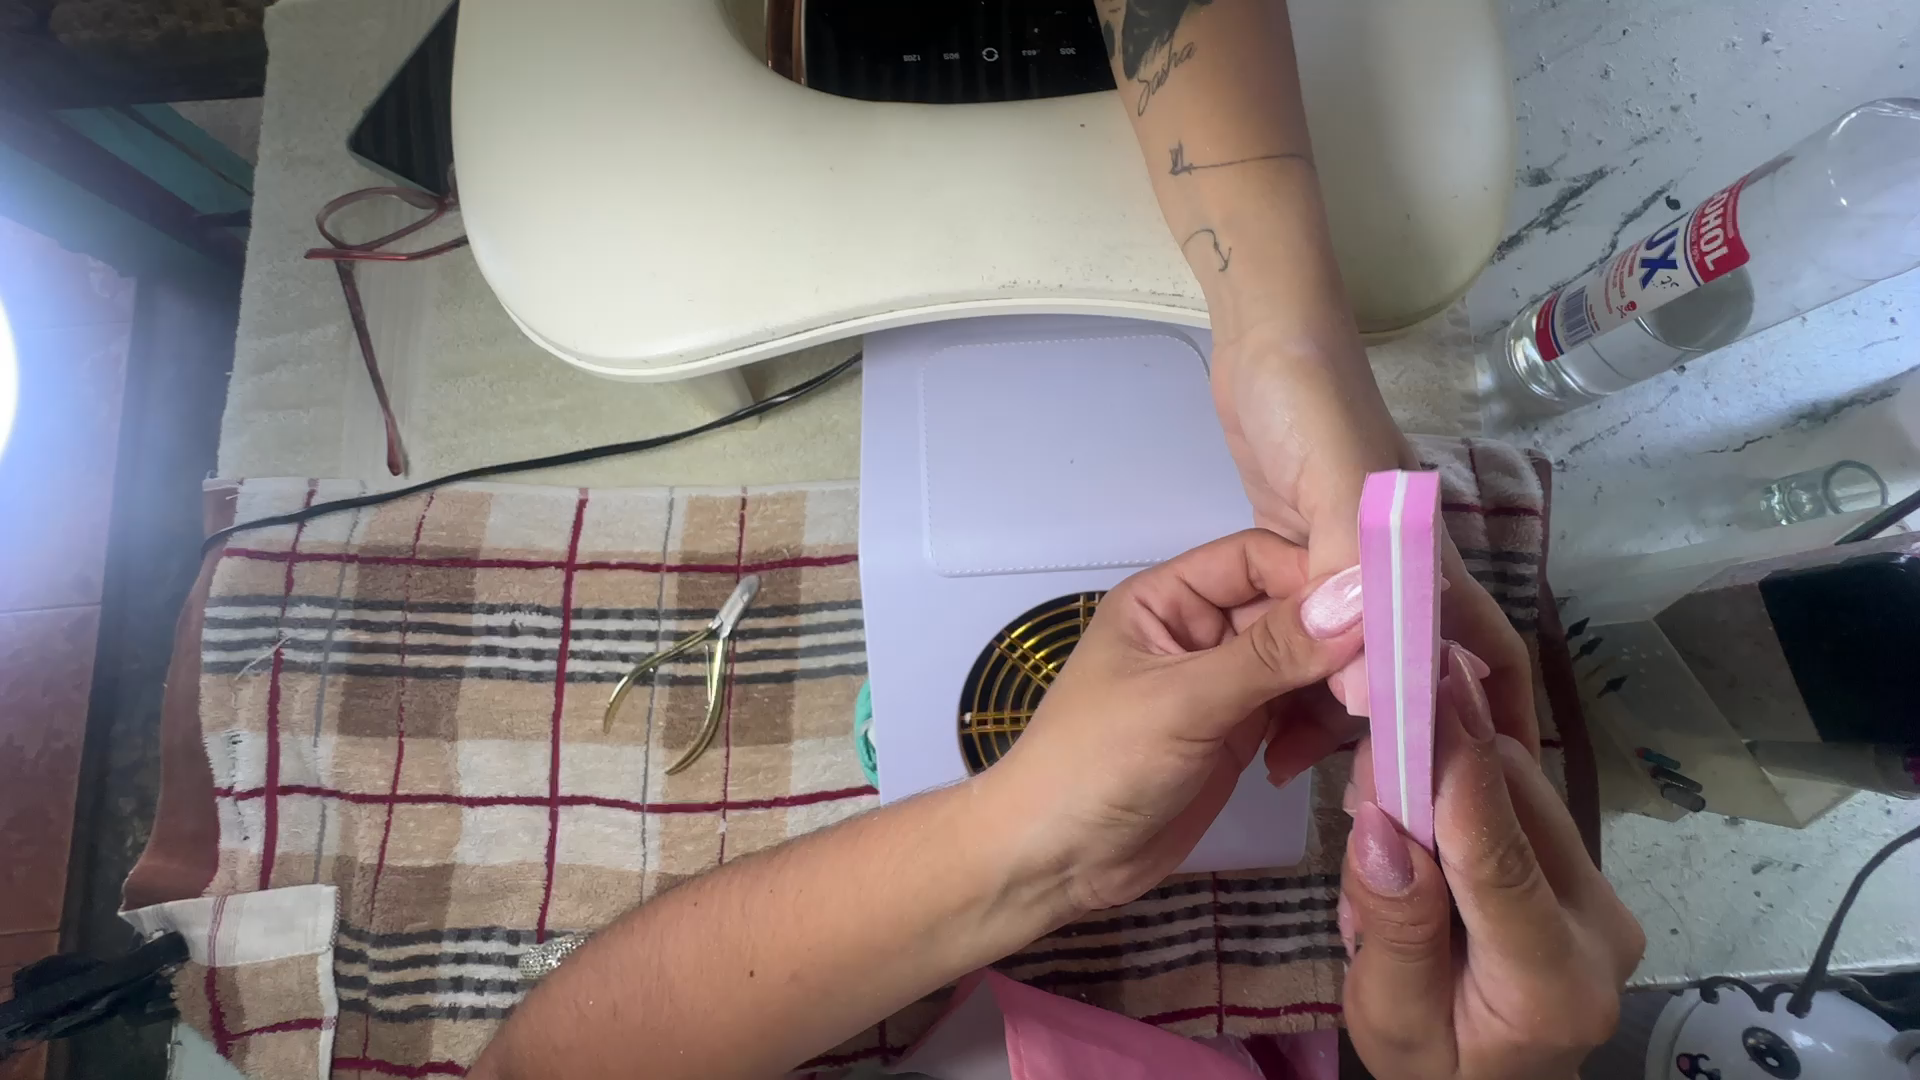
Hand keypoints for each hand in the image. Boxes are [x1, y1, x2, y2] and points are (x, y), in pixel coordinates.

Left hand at [988, 530, 1364, 912]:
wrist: (1059, 858)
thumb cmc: (1098, 762)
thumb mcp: (1182, 701)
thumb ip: (1270, 653)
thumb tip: (1359, 594)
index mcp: (1167, 598)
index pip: (1258, 559)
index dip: (1317, 577)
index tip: (1385, 612)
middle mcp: (1198, 629)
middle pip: (1291, 612)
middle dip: (1337, 645)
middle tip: (1387, 686)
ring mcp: (1221, 682)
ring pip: (1303, 664)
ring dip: (1331, 694)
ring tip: (1348, 732)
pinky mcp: (1238, 731)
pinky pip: (1297, 712)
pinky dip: (1314, 731)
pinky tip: (1298, 763)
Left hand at [1209, 334, 1539, 751]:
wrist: (1264, 345)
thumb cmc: (1305, 405)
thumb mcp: (1333, 488)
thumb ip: (1351, 579)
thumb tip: (1371, 688)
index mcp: (1409, 559)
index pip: (1465, 648)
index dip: (1466, 714)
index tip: (1456, 787)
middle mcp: (1382, 569)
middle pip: (1410, 661)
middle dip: (1406, 723)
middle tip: (1388, 796)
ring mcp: (1337, 563)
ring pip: (1349, 654)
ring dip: (1338, 707)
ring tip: (1321, 771)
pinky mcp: (1294, 558)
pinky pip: (1300, 632)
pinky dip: (1294, 673)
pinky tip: (1273, 712)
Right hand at [1339, 644, 1644, 1079]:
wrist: (1489, 1078)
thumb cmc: (1430, 1060)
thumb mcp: (1390, 1019)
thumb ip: (1392, 933)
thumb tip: (1377, 831)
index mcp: (1551, 981)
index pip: (1501, 864)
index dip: (1462, 775)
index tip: (1430, 689)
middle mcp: (1595, 920)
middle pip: (1512, 800)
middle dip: (1434, 746)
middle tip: (1360, 716)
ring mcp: (1590, 883)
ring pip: (1516, 776)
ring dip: (1442, 744)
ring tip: (1375, 753)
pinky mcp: (1569, 857)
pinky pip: (1515, 780)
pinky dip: (1461, 746)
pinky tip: (1425, 721)